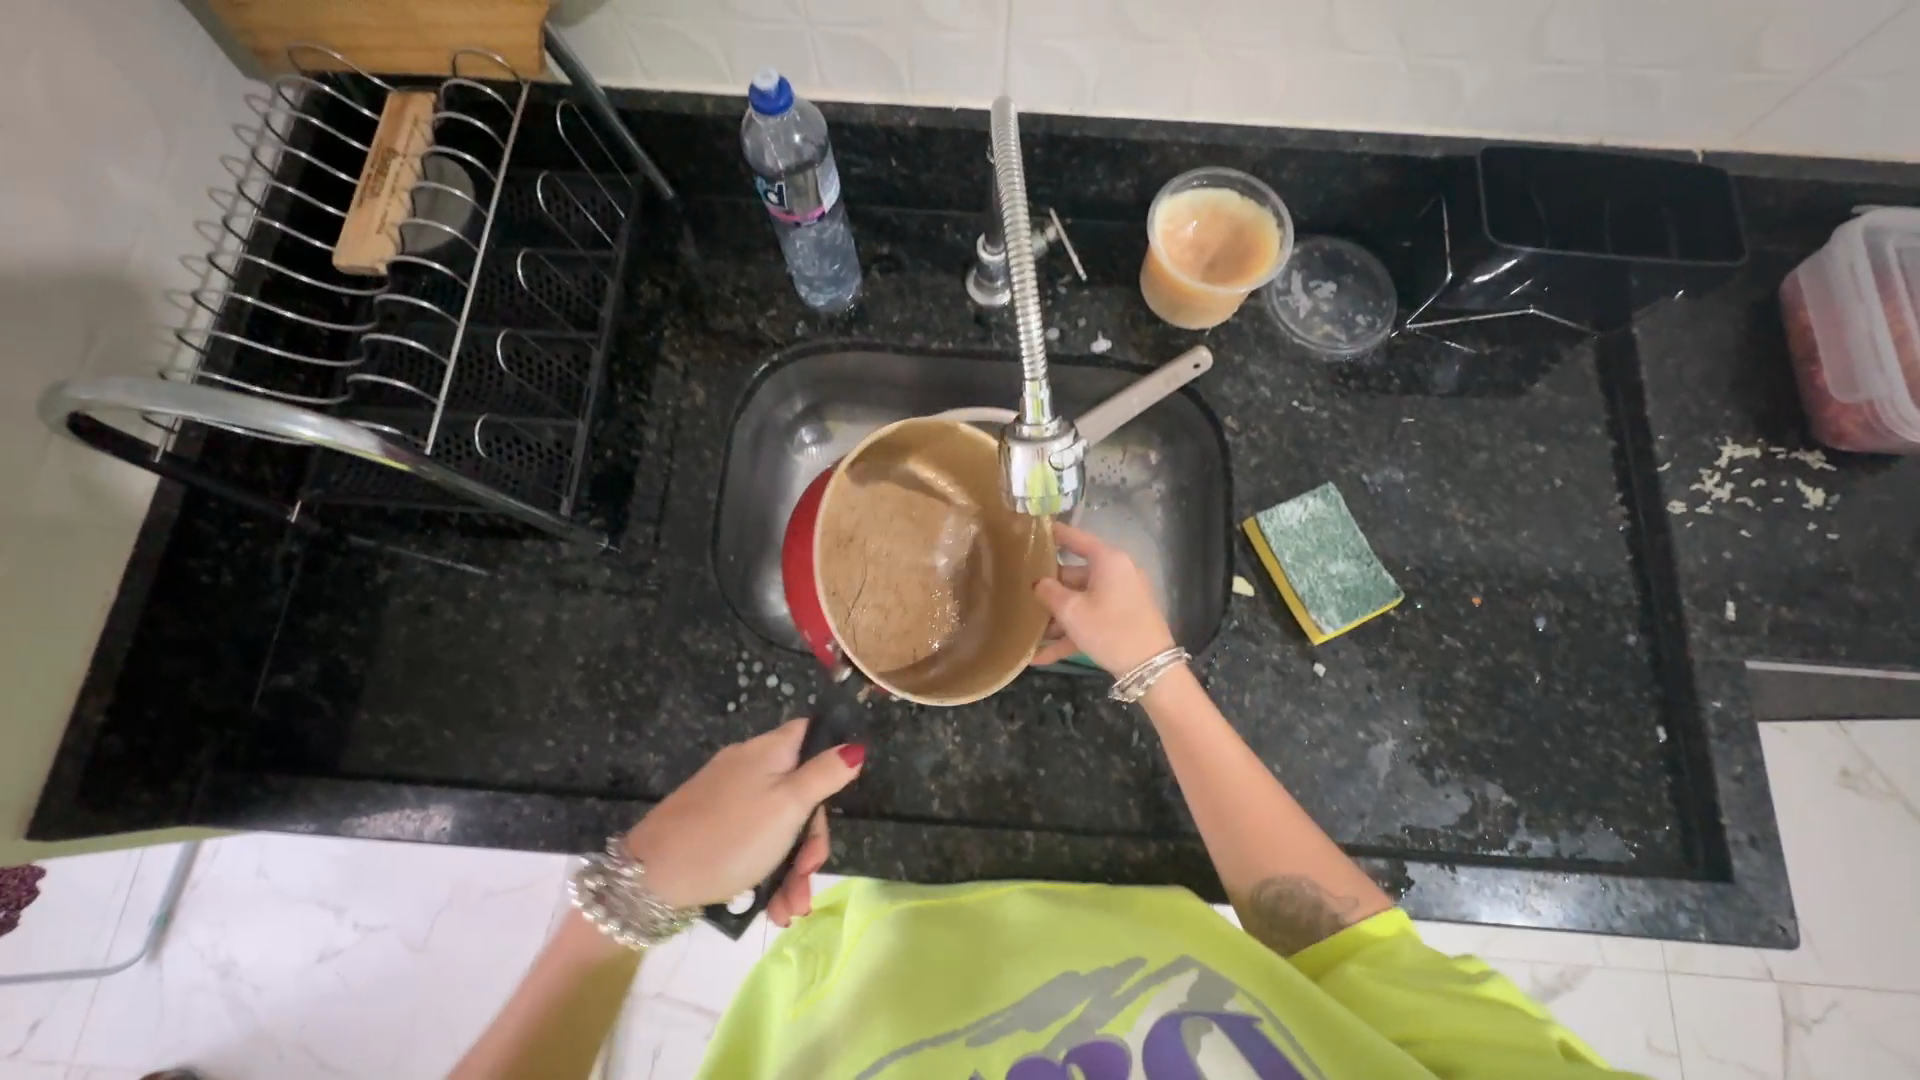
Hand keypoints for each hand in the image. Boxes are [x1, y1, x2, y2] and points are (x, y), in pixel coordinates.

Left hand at [623, 718, 863, 925]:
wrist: (649, 879)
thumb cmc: (730, 837)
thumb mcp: (789, 806)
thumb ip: (825, 775)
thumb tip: (855, 746)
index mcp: (770, 751)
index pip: (811, 733)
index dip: (831, 758)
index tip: (838, 798)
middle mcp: (750, 767)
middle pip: (800, 791)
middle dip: (810, 842)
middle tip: (808, 878)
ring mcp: (729, 798)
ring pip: (779, 825)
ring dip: (791, 869)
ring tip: (789, 911)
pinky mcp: (713, 827)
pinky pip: (754, 842)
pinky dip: (766, 872)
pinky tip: (770, 907)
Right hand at [1031, 521, 1176, 674]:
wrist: (1151, 668)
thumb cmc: (1109, 629)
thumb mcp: (1072, 611)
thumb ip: (1049, 592)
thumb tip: (1038, 583)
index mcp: (1108, 561)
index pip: (1077, 539)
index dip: (1056, 534)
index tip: (1036, 530)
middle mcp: (1116, 574)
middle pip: (1075, 576)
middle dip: (1048, 591)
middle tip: (1020, 595)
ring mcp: (1120, 598)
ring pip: (1080, 602)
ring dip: (1056, 619)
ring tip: (1027, 633)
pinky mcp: (1122, 620)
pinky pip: (1090, 621)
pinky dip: (1070, 635)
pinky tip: (1041, 657)